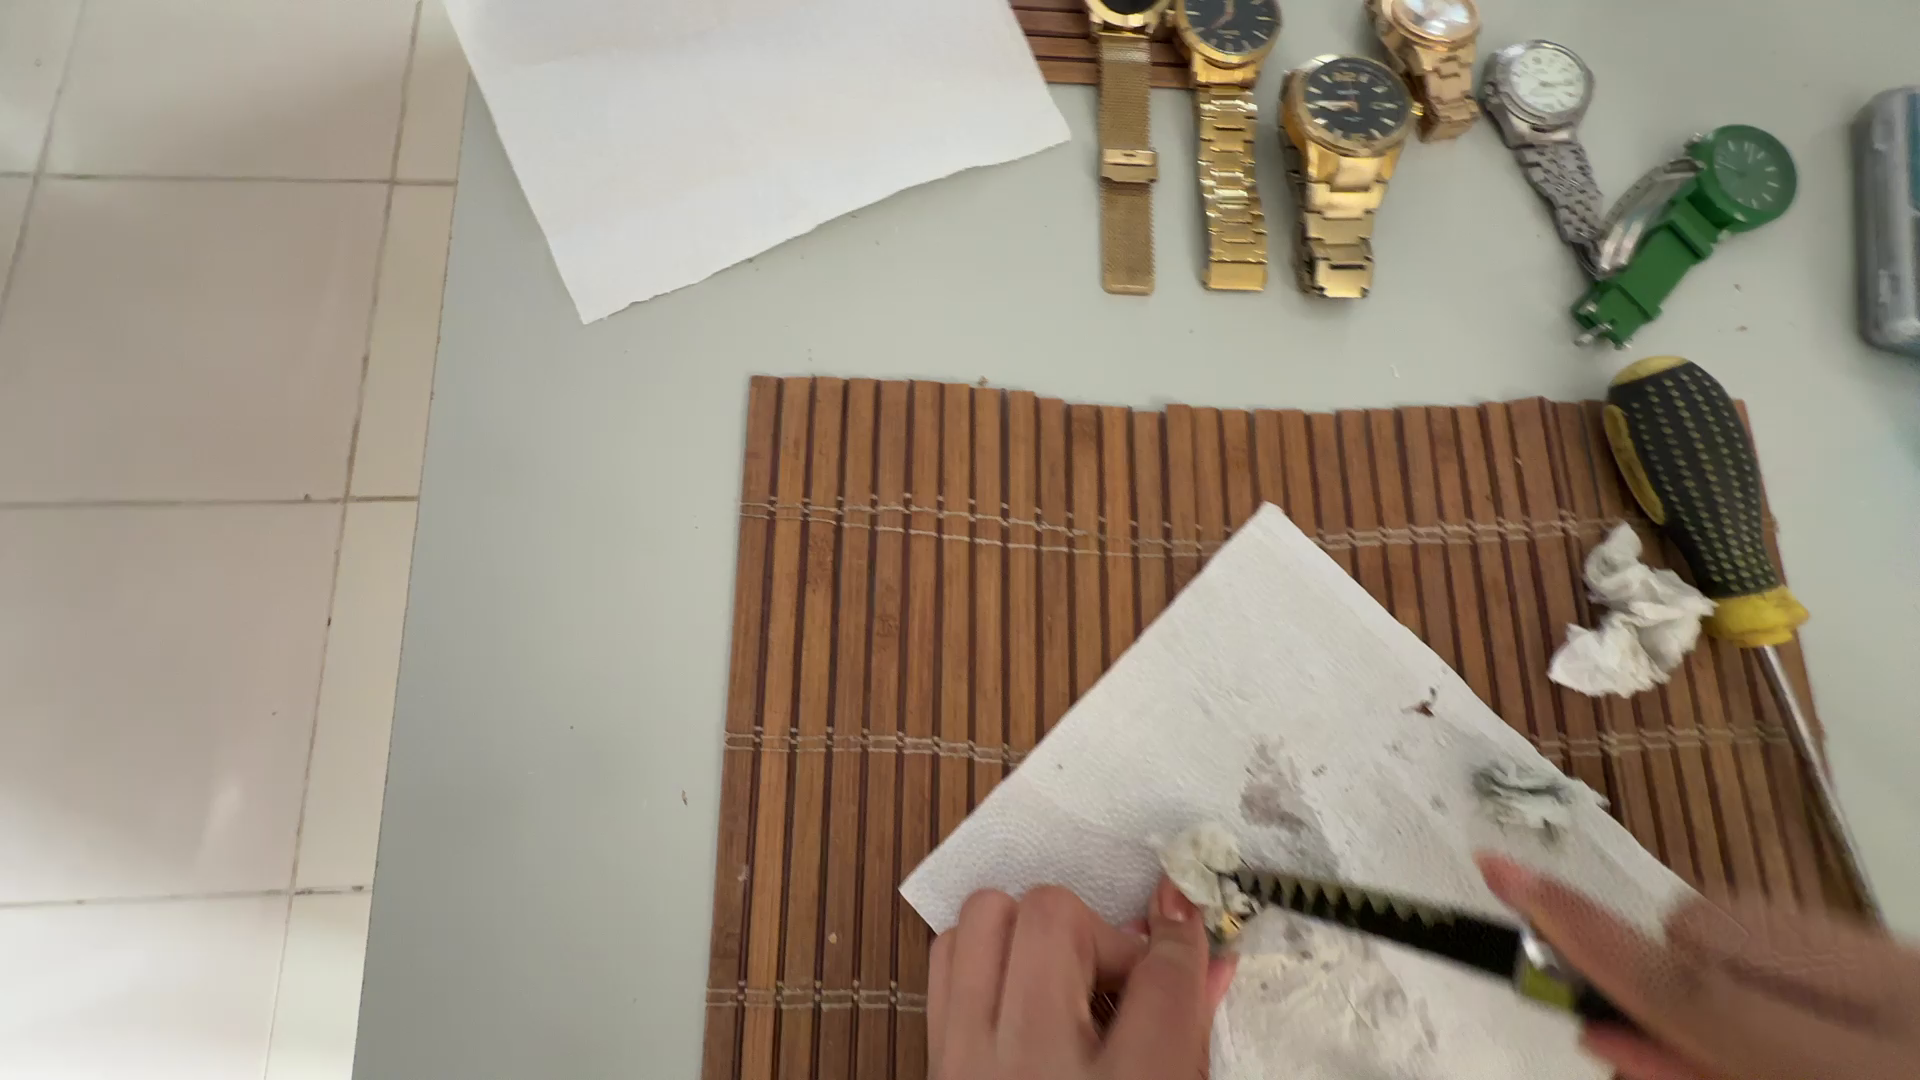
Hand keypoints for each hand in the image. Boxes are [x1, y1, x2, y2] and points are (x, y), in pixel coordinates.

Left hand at [928, 877, 1237, 1079]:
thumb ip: (1190, 1033)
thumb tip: (1205, 955)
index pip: (1161, 983)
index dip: (1181, 937)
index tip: (1183, 919)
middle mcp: (1036, 1071)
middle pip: (1053, 918)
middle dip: (1093, 928)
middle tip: (1112, 976)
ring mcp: (971, 1063)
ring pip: (985, 917)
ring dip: (1027, 927)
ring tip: (1059, 975)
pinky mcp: (936, 1061)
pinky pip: (945, 956)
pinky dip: (981, 952)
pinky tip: (1015, 992)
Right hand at [1478, 854, 1919, 1079]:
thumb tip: (1598, 1031)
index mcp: (1865, 1067)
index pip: (1692, 991)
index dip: (1584, 933)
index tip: (1497, 870)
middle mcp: (1901, 1000)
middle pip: (1702, 930)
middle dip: (1664, 970)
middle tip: (1669, 1036)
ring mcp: (1907, 959)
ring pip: (1736, 913)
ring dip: (1716, 964)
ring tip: (1772, 1031)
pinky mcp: (1905, 945)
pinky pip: (1787, 919)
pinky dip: (1765, 957)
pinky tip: (1814, 1012)